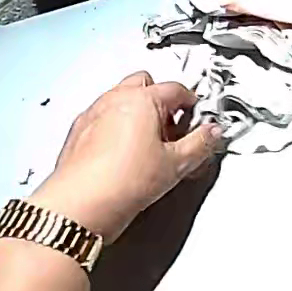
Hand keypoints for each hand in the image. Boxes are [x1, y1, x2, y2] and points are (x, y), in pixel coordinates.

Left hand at [30, 72, 221, 241]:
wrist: (78, 207)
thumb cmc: (120, 182)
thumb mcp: (176, 164)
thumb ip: (200, 143)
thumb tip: (213, 132)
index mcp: (142, 99)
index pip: (176, 89)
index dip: (191, 104)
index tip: (197, 118)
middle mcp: (115, 99)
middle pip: (146, 83)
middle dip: (162, 100)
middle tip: (172, 126)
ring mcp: (94, 113)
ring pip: (122, 97)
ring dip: (138, 110)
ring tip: (150, 141)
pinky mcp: (78, 131)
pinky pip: (103, 116)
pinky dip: (116, 124)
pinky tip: (125, 152)